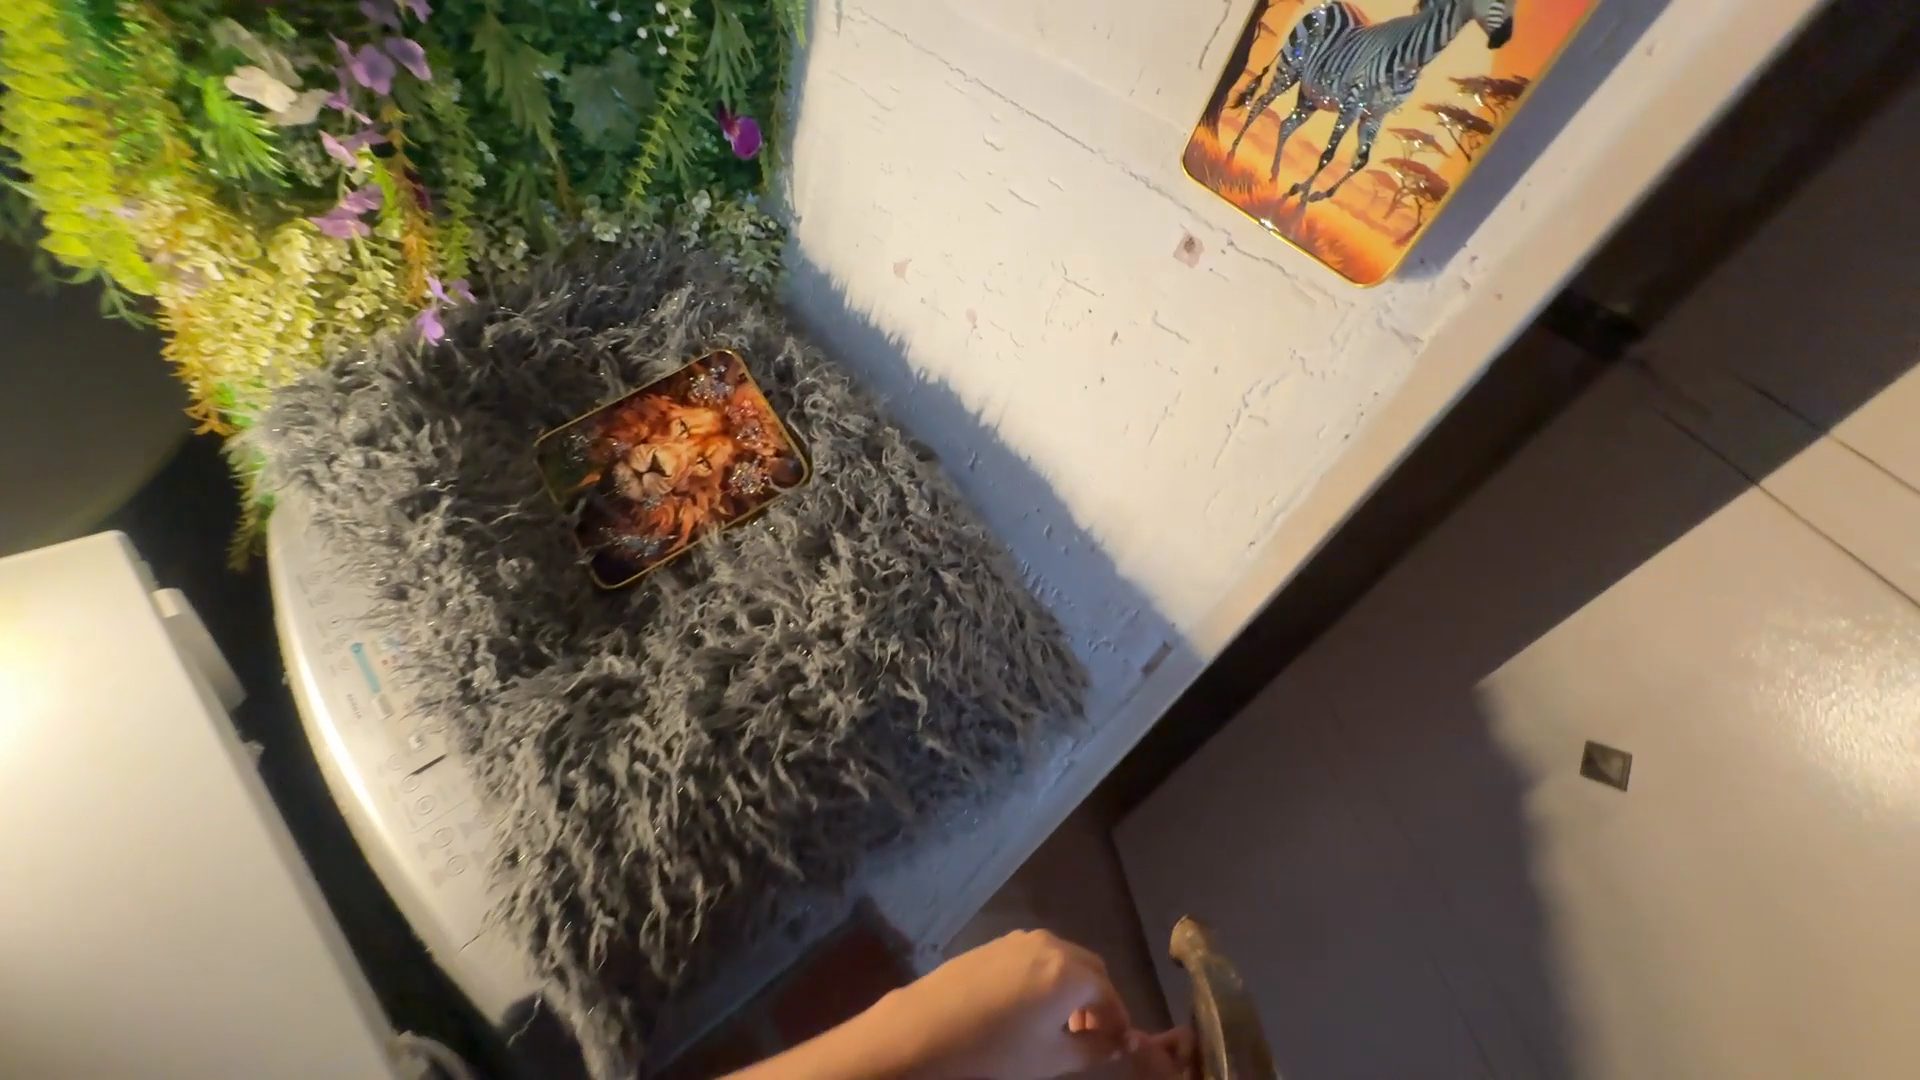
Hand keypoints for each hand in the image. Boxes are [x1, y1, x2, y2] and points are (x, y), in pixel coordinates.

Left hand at [862, 930, 1163, 1079]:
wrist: (928, 1026)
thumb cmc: (996, 1050)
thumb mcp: (1052, 1060)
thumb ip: (1094, 1049)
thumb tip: (1119, 1044)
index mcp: (1069, 971)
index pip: (1110, 994)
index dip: (1118, 1021)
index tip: (1119, 1047)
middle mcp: (1050, 944)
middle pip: (1090, 969)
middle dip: (1098, 1000)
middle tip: (1094, 1037)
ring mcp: (1021, 939)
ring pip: (1064, 958)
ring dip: (1074, 987)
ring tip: (1063, 1025)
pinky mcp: (998, 942)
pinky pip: (1038, 955)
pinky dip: (1049, 976)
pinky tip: (1034, 1006)